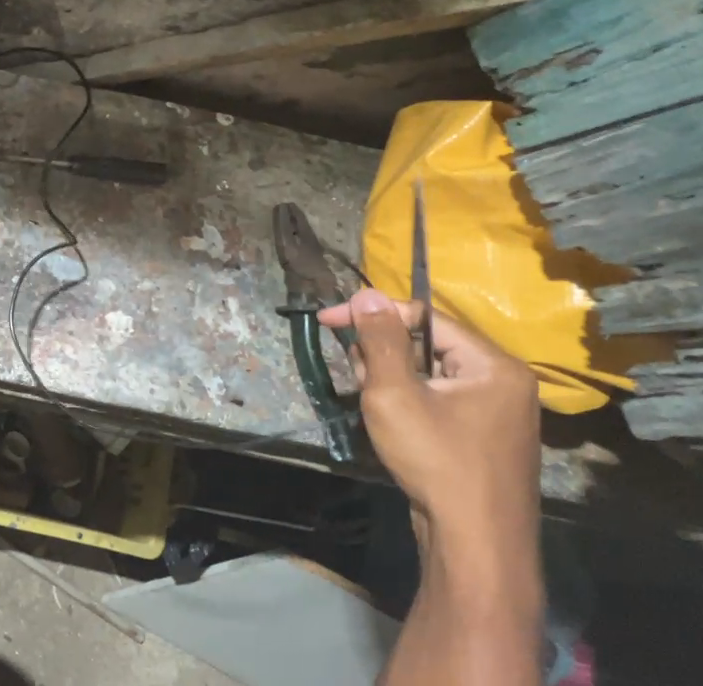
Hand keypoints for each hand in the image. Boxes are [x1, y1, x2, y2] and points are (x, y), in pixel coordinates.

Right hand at [319, 289, 539, 533]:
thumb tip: (367, 294)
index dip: (372, 314)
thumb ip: (380, 340)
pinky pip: (439, 396)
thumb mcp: (394, 393)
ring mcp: (499, 410)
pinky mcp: (485, 434)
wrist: (474, 536)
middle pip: (427, 343)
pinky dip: (408, 398)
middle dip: (381, 352)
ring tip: (375, 403)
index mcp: (493, 364)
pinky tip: (393, 421)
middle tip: (359, 378)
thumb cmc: (434, 458)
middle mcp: (504, 381)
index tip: (326, 321)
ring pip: (429, 371)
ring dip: (391, 377)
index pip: (425, 316)